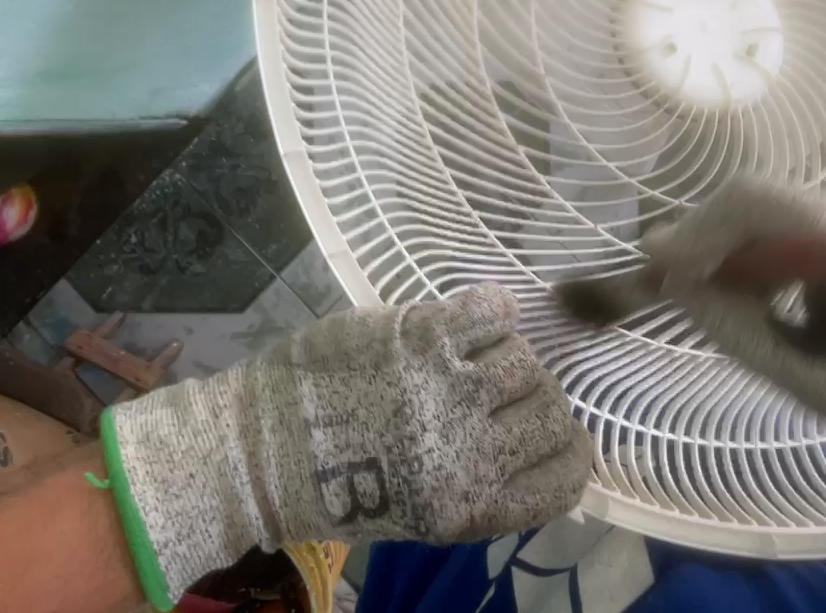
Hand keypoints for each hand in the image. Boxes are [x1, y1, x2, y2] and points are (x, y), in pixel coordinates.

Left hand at [101, 283, 589, 608]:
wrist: (256, 451)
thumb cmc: (334, 488)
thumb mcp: (420, 514)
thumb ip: (483, 487)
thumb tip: (534, 449)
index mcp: (470, 509)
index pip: (566, 476)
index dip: (569, 448)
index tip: (552, 433)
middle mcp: (469, 453)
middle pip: (553, 410)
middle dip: (538, 398)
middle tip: (506, 389)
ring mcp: (446, 389)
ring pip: (524, 360)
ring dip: (506, 356)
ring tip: (474, 356)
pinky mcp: (420, 337)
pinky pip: (492, 310)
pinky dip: (491, 310)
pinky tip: (471, 320)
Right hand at [562, 179, 825, 592]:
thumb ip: (745, 335)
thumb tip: (677, 288)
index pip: (755, 200)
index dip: (695, 229)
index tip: (657, 266)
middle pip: (768, 209)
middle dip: (724, 255)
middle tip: (697, 305)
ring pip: (791, 229)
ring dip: (767, 276)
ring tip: (794, 346)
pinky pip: (822, 243)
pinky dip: (802, 281)